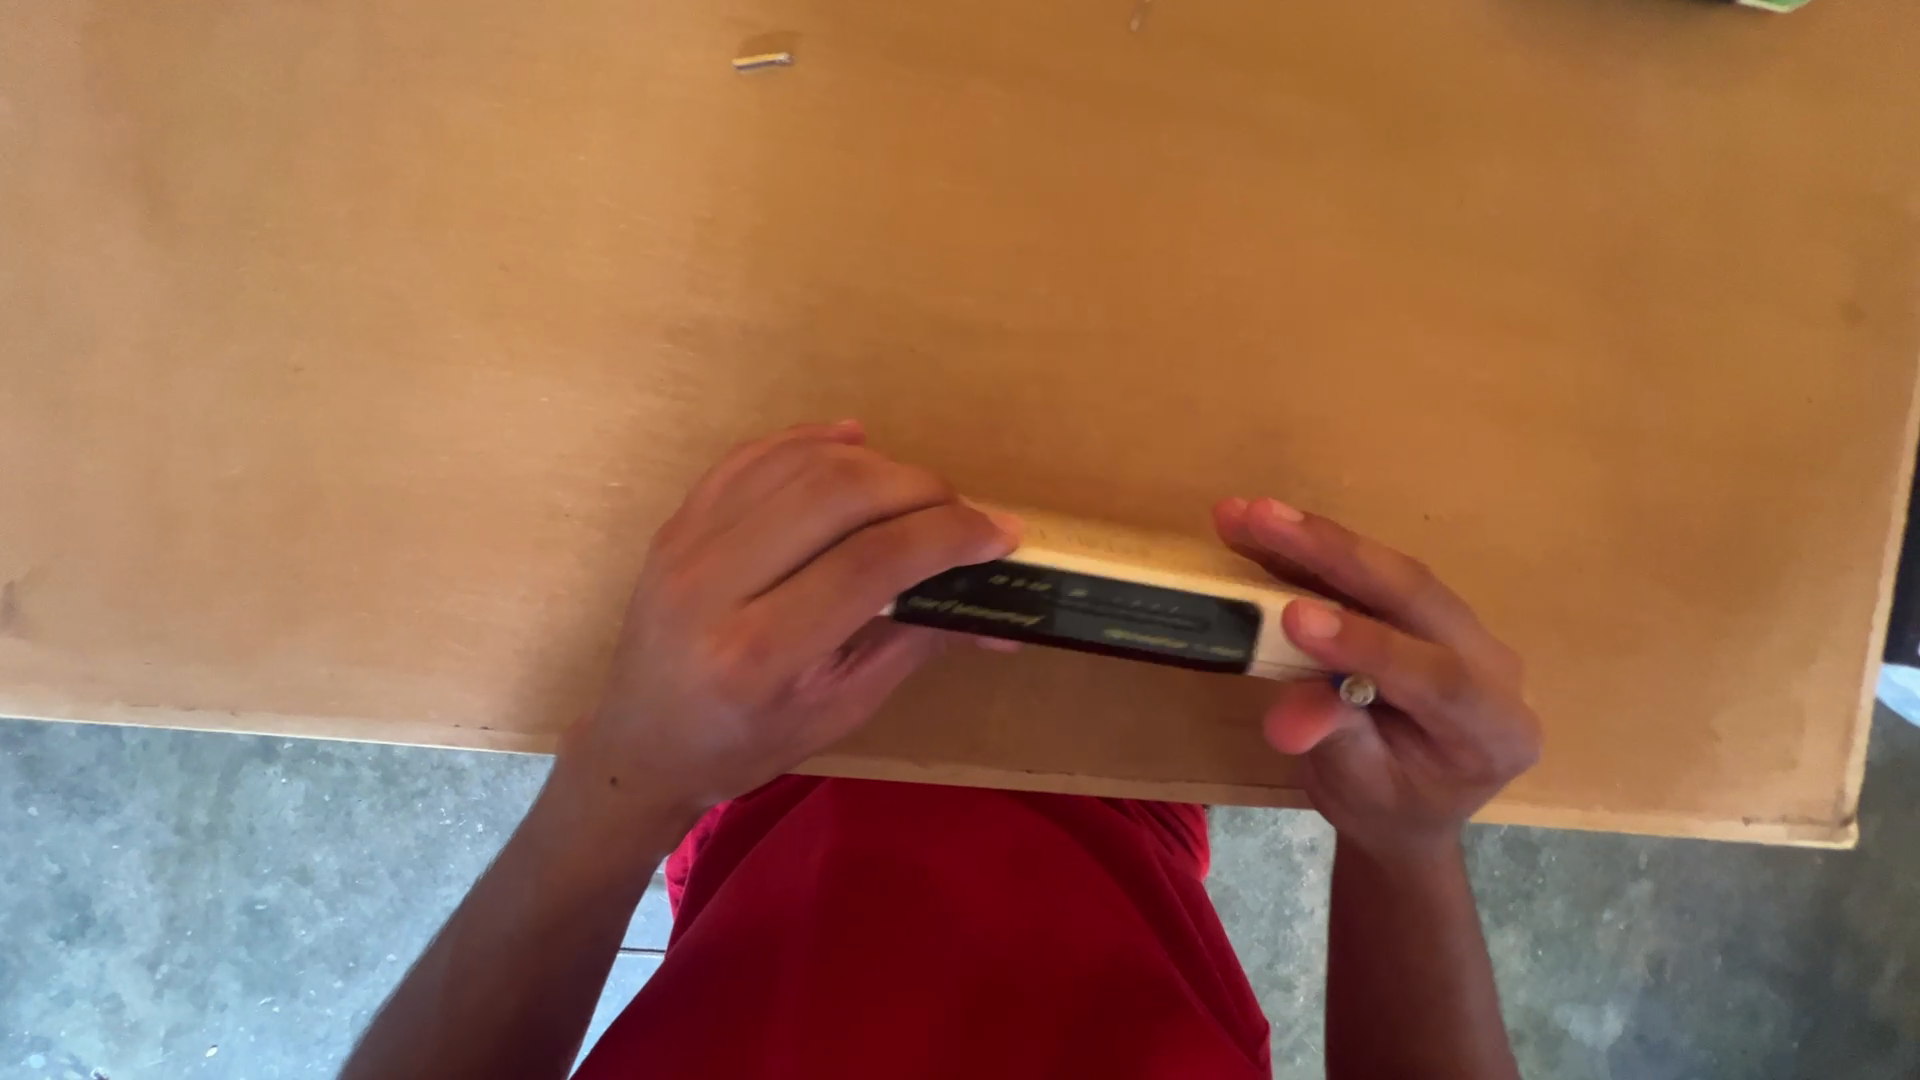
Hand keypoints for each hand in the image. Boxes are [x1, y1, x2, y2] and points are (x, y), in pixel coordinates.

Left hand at [554, 420, 1016, 826]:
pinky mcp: (677, 519)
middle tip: (961, 512)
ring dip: (876, 464)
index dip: (947, 537)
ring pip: (799, 463)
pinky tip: (855, 444)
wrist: (643, 743)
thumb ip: (917, 643)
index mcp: (759, 652)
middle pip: (837, 495)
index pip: (872, 562)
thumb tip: (998, 618)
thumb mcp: (842, 709)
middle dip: (920, 489)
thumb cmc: (748, 744)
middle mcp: (714, 584)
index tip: (999, 534)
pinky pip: (754, 454)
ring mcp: (686, 542)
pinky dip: (812, 440)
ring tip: (916, 491)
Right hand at [1214, 497, 1540, 862]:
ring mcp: (1457, 630)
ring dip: (1314, 539)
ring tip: (1248, 514)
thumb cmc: (1384, 807)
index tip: (1294, 618)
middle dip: (1332, 553)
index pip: (1436, 678)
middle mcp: (1491, 666)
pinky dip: (1311, 549)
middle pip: (1415, 594)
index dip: (1366, 644)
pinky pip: (1368, 572)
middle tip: (1261, 518)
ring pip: (1389, 571)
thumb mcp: (1355, 787)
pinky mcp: (1418, 611)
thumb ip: (1333, 740)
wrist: (1404, 808)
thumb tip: (1287, 717)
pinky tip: (1263, 529)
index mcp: (1493, 730)